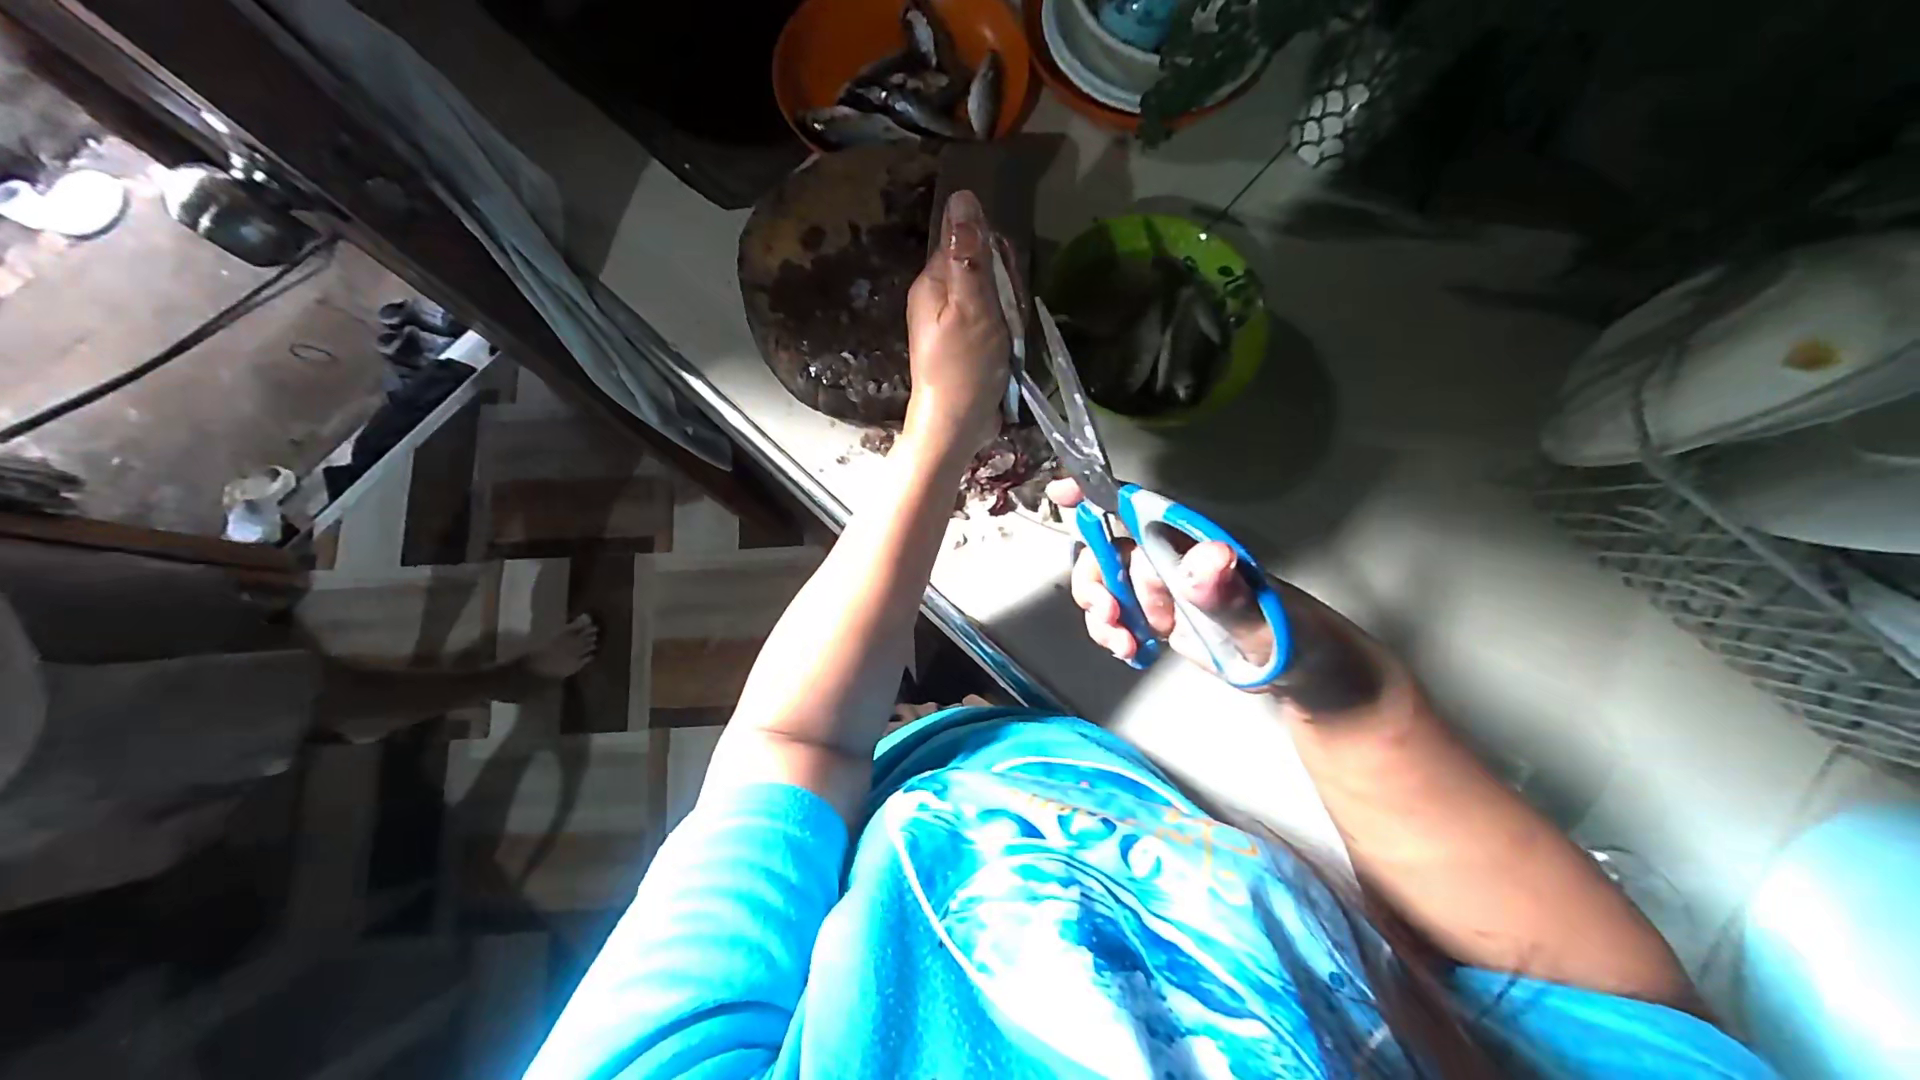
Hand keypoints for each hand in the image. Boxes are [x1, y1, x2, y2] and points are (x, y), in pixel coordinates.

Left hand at [904, 190, 1010, 456]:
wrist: (957, 425)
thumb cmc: (964, 367)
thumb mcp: (971, 307)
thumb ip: (969, 256)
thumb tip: (962, 197)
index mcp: (931, 283)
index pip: (963, 241)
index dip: (991, 251)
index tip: (1006, 276)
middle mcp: (936, 298)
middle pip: (976, 268)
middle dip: (1001, 281)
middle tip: (1008, 309)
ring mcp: (950, 324)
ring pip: (986, 295)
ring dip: (1005, 306)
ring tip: (1010, 330)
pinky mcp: (964, 345)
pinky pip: (988, 320)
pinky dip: (1003, 326)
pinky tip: (1008, 341)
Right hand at [1048, 478, 1275, 672]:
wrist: (1302, 675)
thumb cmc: (1292, 637)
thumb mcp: (1261, 619)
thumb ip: (1227, 593)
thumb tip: (1207, 557)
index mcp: (1192, 543)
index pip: (1137, 507)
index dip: (1096, 495)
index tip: (1063, 494)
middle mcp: (1171, 558)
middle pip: (1108, 550)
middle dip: (1096, 581)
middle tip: (1108, 613)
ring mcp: (1161, 589)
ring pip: (1107, 585)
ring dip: (1102, 613)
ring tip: (1123, 642)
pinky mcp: (1156, 616)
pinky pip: (1115, 615)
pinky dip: (1111, 633)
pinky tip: (1130, 650)